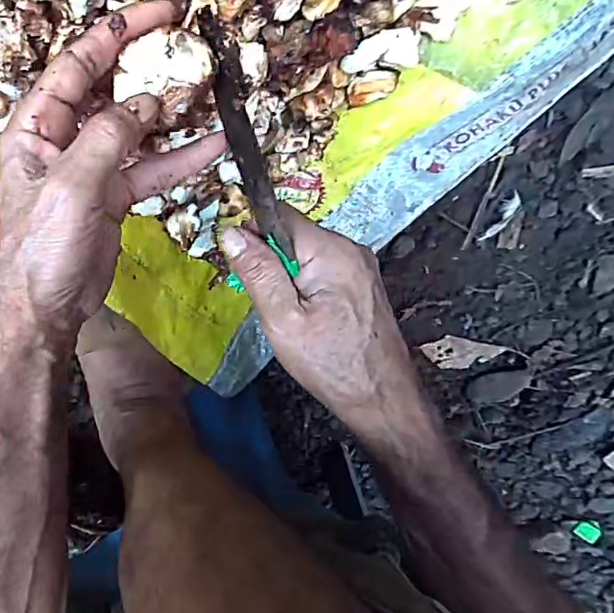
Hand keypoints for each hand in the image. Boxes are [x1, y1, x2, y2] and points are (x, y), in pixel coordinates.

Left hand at [0, 1, 225, 346]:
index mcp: (36, 127)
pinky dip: (180, 158)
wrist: (46, 309)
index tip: (160, 10)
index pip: (77, 64)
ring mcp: (90, 167)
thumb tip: (146, 103)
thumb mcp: (70, 186)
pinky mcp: (113, 194)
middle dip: (147, 64)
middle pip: (109, 88)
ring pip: (136, 127)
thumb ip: (108, 138)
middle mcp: (62, 139)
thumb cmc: (40, 248)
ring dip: (171, 112)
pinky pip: (150, 168)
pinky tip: (212, 146)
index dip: (117, 33)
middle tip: (188, 42)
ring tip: (209, 91)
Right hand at [220, 207, 422, 435]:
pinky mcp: (361, 282)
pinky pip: (321, 268)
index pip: (279, 214)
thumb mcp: (283, 320)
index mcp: (330, 250)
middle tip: (261, 298)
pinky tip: (303, 315)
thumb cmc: (330, 363)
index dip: (251, 231)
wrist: (382, 398)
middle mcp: (350, 248)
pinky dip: (303, 284)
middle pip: (292, 233)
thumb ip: (258, 272)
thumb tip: (231, 232)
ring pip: (305, 252)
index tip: (238, 262)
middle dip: (268, 258)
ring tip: (283, 311)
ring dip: (284, 274)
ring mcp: (359, 265)